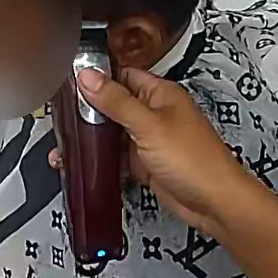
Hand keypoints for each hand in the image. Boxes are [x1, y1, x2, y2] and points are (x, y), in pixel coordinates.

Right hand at [57, 68, 265, 236]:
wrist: (214, 202)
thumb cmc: (197, 162)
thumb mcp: (149, 126)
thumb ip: (117, 101)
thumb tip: (89, 76)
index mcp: (161, 94)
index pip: (123, 74)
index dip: (97, 77)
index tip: (69, 83)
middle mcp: (157, 114)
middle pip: (115, 105)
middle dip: (89, 112)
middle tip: (63, 119)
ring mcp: (152, 140)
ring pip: (115, 133)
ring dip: (93, 138)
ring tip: (66, 144)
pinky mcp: (148, 164)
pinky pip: (120, 157)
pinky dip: (103, 160)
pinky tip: (84, 163)